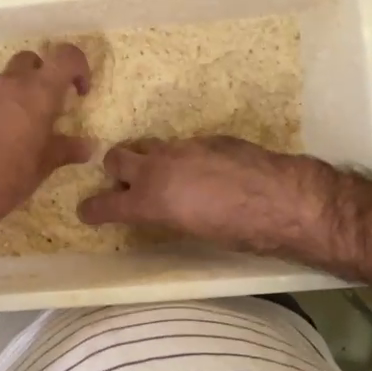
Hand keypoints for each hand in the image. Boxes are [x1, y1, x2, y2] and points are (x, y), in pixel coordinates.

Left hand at [0, 44, 91, 235]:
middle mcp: (10, 83)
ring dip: (21, 92)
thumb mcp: (45, 164)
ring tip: (26, 125)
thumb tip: (88, 146)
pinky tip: (2, 135)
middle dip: (44, 75)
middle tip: (51, 106)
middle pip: (31, 60)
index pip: (65, 56)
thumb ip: (67, 149)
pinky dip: (1, 105)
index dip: (78, 67)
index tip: (79, 92)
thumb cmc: (11, 175)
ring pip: (8, 78)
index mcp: (38, 91)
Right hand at [77, 136, 342, 256]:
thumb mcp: (194, 232)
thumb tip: (160, 210)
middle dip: (116, 169)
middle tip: (126, 183)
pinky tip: (204, 172)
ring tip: (162, 174)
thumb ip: (167, 215)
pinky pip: (182, 145)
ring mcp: (183, 147)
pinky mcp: (208, 138)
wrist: (285, 198)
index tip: (86, 211)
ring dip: (147, 158)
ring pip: (149, 145)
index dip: (93, 209)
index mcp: (150, 200)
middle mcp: (158, 168)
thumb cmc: (241, 231)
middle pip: (117, 157)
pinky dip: (182, 158)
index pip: (105, 204)